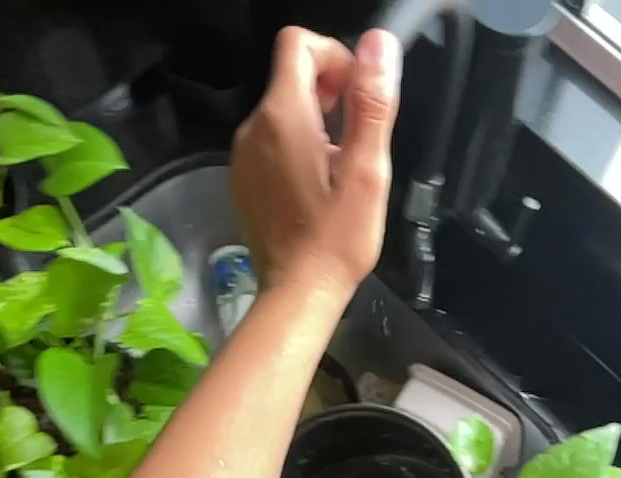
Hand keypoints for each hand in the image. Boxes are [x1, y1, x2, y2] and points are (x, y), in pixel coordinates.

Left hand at [230, 27, 399, 295]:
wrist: (299, 291)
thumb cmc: (336, 240)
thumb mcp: (367, 172)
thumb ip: (372, 104)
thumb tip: (377, 46)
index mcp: (284, 117)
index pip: (298, 44)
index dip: (334, 56)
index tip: (355, 95)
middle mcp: (254, 130)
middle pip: (289, 79)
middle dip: (327, 95)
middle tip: (353, 141)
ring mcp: (243, 158)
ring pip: (280, 115)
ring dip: (312, 127)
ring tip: (336, 173)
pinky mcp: (243, 182)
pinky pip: (269, 147)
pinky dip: (293, 154)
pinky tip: (314, 191)